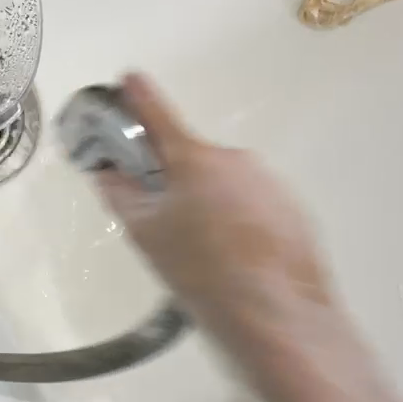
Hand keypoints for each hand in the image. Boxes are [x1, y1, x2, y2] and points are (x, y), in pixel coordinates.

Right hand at [94, 74, 332, 341]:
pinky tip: (235, 258)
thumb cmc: (202, 272)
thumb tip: (106, 171)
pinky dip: (237, 219)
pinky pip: (252, 204)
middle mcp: (235, 160)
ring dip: (207, 200)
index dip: (138, 95)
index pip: (158, 113)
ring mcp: (271, 185)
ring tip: (203, 248)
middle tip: (162, 216)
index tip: (128, 78)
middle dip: (173, 175)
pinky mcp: (296, 212)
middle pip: (191, 157)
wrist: (284, 323)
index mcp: (195, 158)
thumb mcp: (145, 234)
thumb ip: (120, 193)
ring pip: (223, 183)